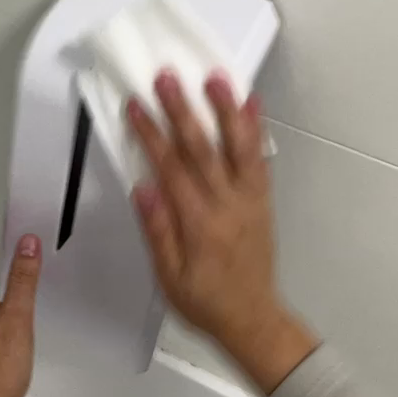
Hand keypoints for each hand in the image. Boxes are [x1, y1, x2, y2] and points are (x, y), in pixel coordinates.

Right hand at [127, 71, 317, 393]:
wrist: (253, 319)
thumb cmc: (204, 301)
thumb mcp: (169, 276)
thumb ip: (157, 231)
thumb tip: (142, 188)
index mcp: (198, 224)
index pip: (170, 169)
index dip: (151, 134)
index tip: (136, 106)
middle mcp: (226, 205)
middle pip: (201, 149)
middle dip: (182, 110)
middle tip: (167, 77)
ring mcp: (249, 199)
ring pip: (237, 146)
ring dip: (225, 110)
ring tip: (215, 78)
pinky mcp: (262, 199)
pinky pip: (259, 159)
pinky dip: (254, 129)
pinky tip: (250, 103)